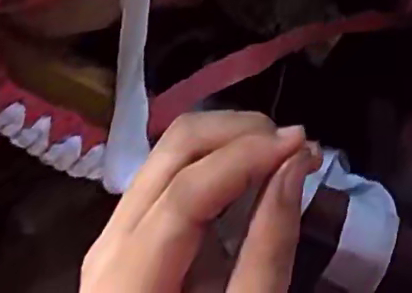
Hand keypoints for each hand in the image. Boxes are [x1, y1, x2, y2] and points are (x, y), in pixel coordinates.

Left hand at [82, 112, 321, 292]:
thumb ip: (269, 249)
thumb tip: (296, 163)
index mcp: (125, 283)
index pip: (185, 189)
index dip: (247, 156)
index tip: (302, 144)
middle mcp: (109, 243)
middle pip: (176, 147)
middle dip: (243, 133)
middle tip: (295, 147)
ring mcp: (116, 231)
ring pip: (175, 147)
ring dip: (234, 138)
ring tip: (282, 153)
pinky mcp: (133, 229)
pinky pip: (176, 168)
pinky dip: (222, 156)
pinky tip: (256, 170)